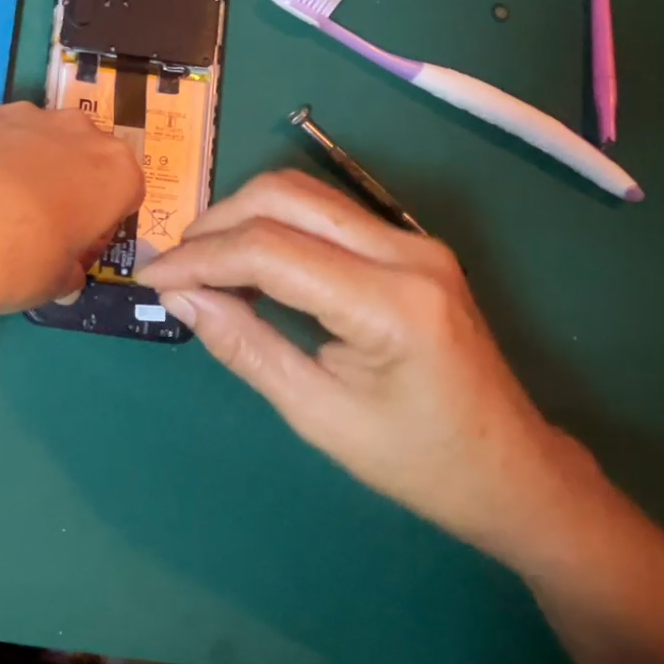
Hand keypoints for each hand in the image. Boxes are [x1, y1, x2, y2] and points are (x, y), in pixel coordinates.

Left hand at [0, 101, 142, 333]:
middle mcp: (73, 130)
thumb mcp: (54, 285)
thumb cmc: (15, 263)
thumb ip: (67, 273)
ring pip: (29, 138)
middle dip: (64, 183)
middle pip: (80, 154)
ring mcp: (17, 114)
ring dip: (18, 164)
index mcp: (113, 171)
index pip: (125, 191)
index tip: (76, 243)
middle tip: (33, 226)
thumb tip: (63, 276)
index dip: (101, 220)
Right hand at [135, 170, 600, 563]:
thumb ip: (244, 345)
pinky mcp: (408, 244)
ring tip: (202, 267)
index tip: (149, 279)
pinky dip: (269, 227)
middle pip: (283, 197)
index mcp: (390, 304)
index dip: (198, 259)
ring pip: (300, 193)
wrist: (514, 470)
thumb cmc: (417, 461)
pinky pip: (321, 212)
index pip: (269, 250)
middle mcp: (406, 251)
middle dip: (213, 226)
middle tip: (175, 271)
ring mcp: (412, 241)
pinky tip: (247, 267)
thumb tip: (178, 296)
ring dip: (239, 218)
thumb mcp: (316, 413)